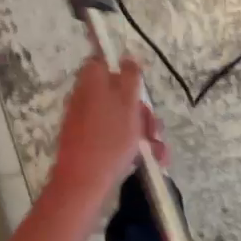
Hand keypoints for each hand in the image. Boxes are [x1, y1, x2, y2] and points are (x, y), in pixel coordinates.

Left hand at [47, 55, 166, 203]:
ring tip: (157, 153)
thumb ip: (129, 77)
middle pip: (119, 95)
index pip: (103, 62)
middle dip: (141, 112)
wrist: (84, 182)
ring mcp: (86, 123)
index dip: (124, 72)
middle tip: (152, 128)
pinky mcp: (89, 145)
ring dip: (144, 133)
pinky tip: (151, 161)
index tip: (139, 89)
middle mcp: (85, 99)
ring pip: (122, 120)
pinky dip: (133, 147)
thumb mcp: (126, 102)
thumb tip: (127, 57)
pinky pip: (115, 138)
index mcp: (91, 82)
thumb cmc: (109, 138)